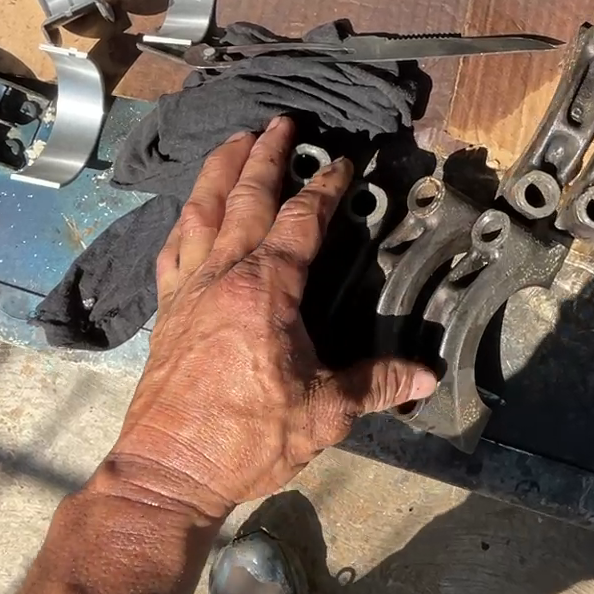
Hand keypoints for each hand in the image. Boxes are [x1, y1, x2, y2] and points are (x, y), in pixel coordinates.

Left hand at [90, 116, 437, 519]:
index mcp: (267, 288)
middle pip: (246, 196)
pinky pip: (174, 247)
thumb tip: (427, 377)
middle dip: (266, 154)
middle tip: (281, 122)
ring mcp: (189, 288)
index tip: (343, 162)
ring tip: (234, 140)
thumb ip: (377, 384)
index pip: (302, 220)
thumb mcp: (324, 412)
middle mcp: (224, 274)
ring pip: (202, 210)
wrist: (168, 471)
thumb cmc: (247, 438)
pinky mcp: (167, 308)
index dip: (326, 186)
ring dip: (220, 170)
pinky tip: (189, 211)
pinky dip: (185, 218)